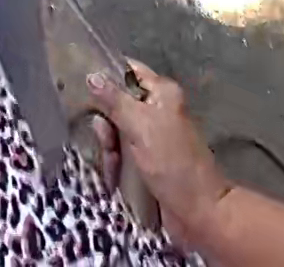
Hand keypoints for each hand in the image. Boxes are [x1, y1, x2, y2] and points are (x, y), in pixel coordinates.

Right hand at [88, 59, 233, 249]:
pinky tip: (114, 173)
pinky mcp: (148, 158)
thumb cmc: (172, 162)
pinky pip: (122, 149)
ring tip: (113, 163)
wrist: (200, 213)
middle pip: (118, 101)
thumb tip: (91, 75)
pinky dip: (116, 159)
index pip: (128, 70)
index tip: (83, 84)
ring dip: (110, 145)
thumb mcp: (140, 126)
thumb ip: (114, 100)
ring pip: (117, 128)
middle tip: (106, 140)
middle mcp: (157, 108)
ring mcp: (152, 135)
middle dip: (107, 120)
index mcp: (162, 92)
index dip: (106, 74)